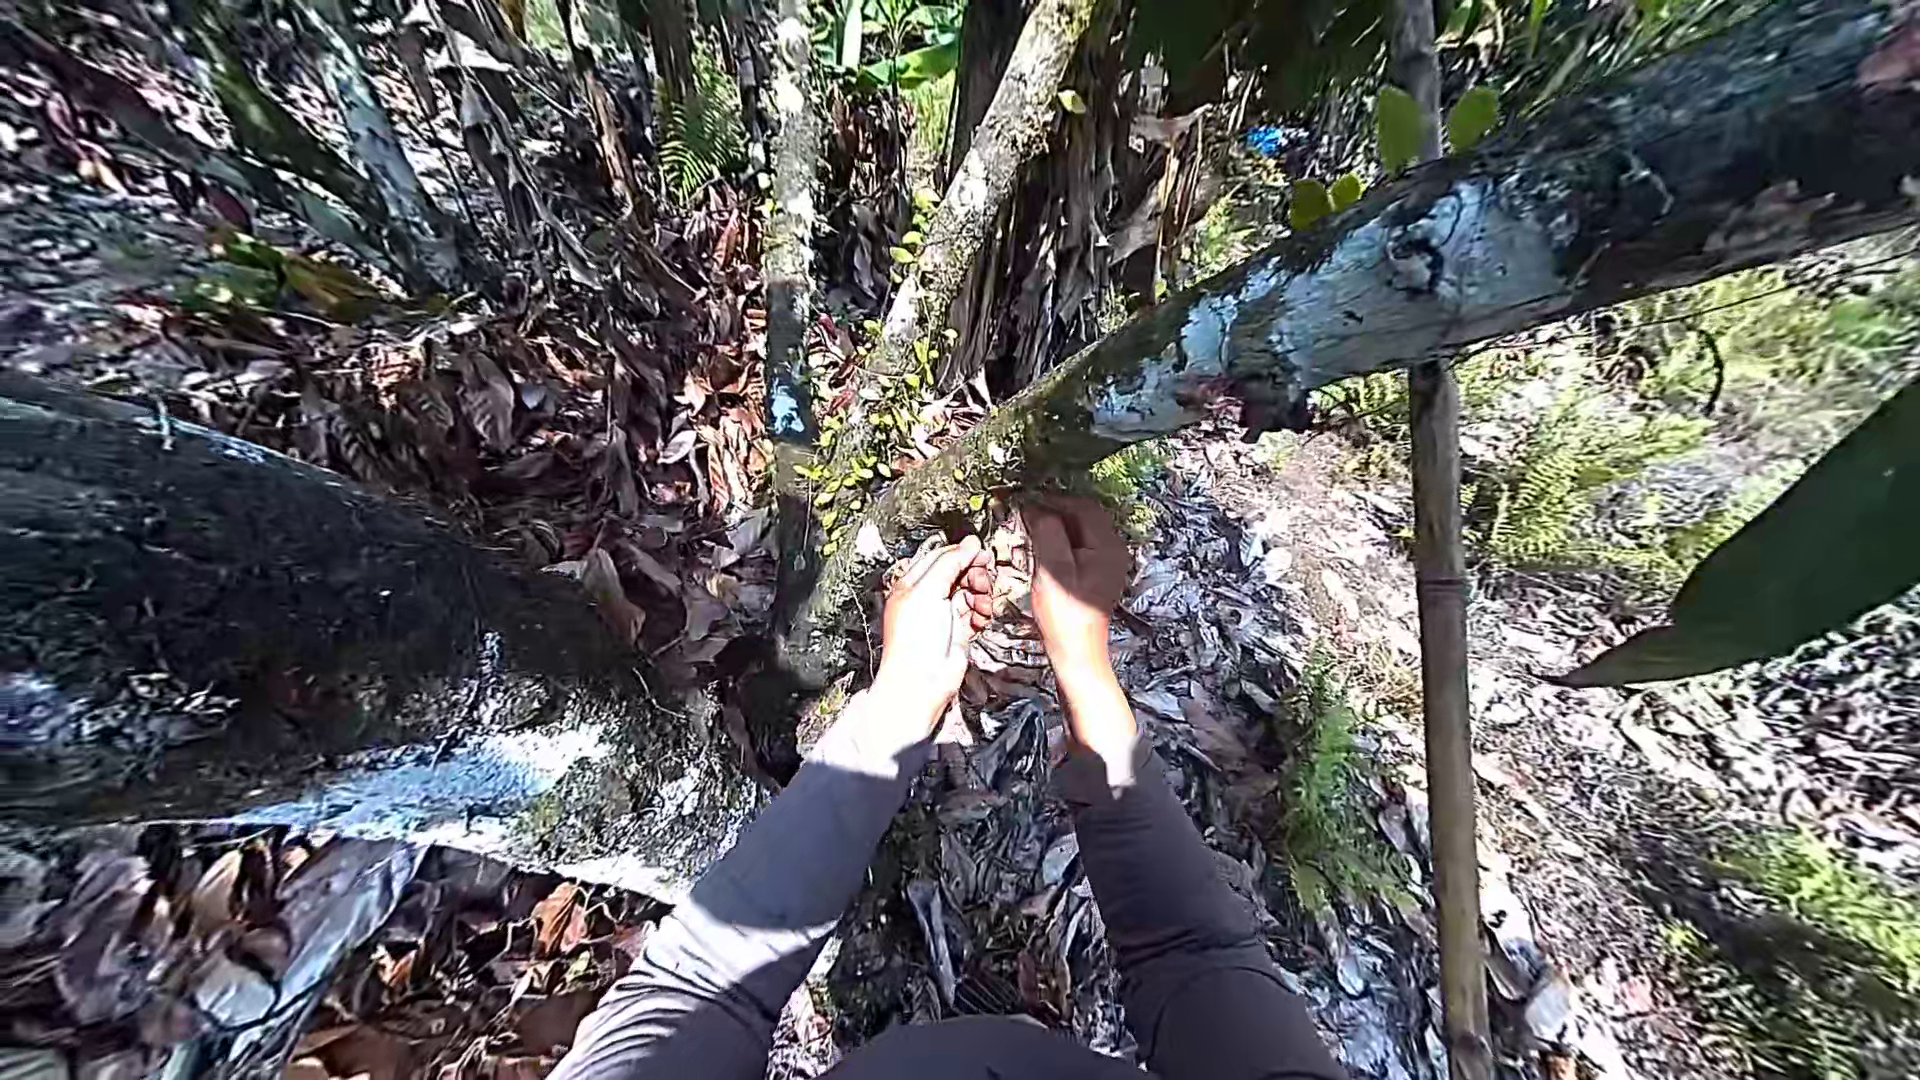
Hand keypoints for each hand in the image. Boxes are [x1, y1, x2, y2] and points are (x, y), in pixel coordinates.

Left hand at [873, 535, 995, 727]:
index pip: (941, 557)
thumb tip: (969, 544)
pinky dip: (983, 612)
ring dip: (981, 593)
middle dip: (975, 573)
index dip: (961, 553)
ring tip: (982, 603)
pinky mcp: (959, 630)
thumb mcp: (928, 590)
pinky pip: (977, 611)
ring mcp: (944, 613)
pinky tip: (982, 617)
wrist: (922, 680)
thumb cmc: (913, 641)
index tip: (979, 553)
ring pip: (971, 591)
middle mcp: (928, 596)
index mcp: (913, 583)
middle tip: (982, 580)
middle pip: (959, 572)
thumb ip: (950, 563)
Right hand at [1022, 496, 1130, 680]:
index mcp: (1107, 546)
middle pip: (1085, 517)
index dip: (1054, 501)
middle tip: (1029, 514)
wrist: (1075, 651)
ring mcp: (1107, 564)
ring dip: (1058, 525)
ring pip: (1082, 531)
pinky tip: (1045, 547)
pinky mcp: (1098, 575)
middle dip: (1056, 511)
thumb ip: (1047, 533)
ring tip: (1033, 528)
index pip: (1083, 508)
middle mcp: (1114, 551)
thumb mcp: (1052, 569)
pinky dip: (1062, 540)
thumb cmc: (1064, 613)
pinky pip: (1081, 546)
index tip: (1028, 503)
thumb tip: (1038, 509)